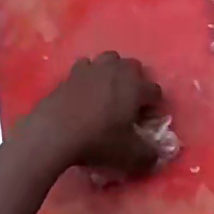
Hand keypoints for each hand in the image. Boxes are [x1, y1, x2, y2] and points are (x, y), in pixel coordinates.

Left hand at [18, 52, 164, 175]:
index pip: (154, 90)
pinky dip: (90, 72)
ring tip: (110, 89)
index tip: (146, 119)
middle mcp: (116, 71)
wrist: (57, 129)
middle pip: (133, 66)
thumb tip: (157, 152)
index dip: (153, 105)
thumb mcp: (130, 155)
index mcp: (135, 88)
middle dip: (136, 80)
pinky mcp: (73, 71)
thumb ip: (150, 153)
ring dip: (114, 70)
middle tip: (130, 101)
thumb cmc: (99, 140)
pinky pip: (87, 64)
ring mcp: (93, 67)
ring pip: (110, 58)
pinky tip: (86, 87)